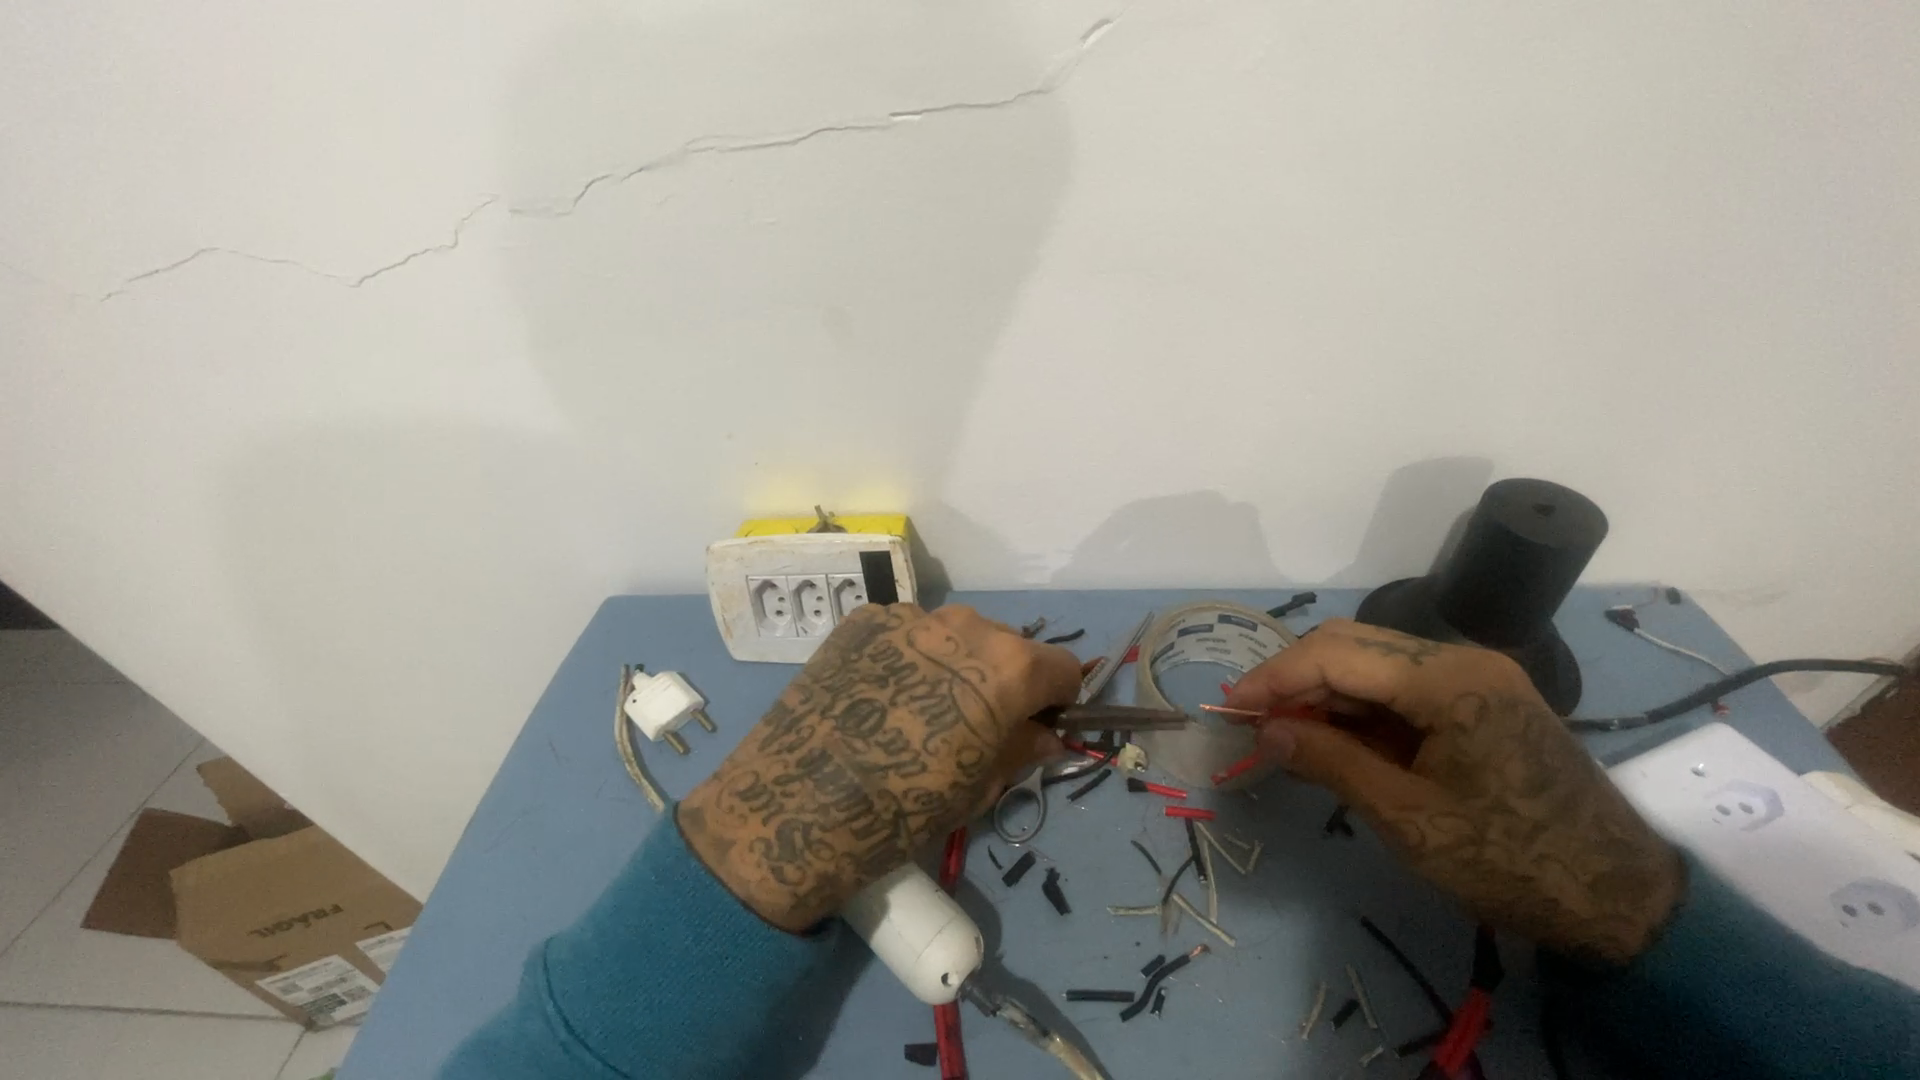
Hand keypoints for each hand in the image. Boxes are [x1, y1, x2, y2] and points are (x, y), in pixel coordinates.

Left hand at [679, 603, 1081, 930]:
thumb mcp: (979, 787)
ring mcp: (909, 616)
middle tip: (977, 723)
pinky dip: (909, 657)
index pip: (1061, 667)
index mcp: (1008, 667)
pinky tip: (881, 696)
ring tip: (921, 708)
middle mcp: (965, 625)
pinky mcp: (862, 621)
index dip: (1057, 699)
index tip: (1038, 724)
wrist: (798, 800)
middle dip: (1006, 679)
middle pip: (1007, 645)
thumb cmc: (905, 806)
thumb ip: (1021, 749)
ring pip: (955, 634)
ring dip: (956, 663)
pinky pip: (906, 632)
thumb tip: (1046, 735)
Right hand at [1226, 618, 1683, 964]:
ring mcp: (1472, 678)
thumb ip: (1330, 763)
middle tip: (1252, 720)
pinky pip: (1398, 690)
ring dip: (1321, 694)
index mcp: (1449, 680)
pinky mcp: (1476, 702)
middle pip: (1351, 646)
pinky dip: (1355, 710)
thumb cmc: (1510, 862)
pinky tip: (1327, 738)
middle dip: (1293, 679)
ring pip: (1371, 664)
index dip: (1275, 677)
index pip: (1336, 654)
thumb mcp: (1408, 818)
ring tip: (1281, 734)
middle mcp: (1460, 661)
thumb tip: (1266, 733)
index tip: (1231, 708)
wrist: (1620, 900)